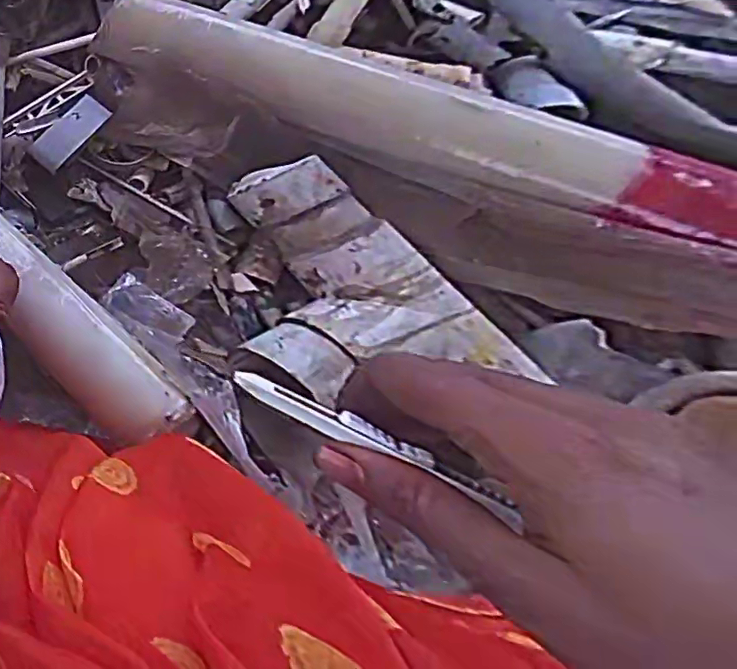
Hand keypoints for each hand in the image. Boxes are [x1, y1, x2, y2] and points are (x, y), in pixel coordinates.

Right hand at [316, 354, 736, 668]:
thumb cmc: (681, 646)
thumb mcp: (534, 593)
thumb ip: (426, 511)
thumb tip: (336, 456)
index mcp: (552, 447)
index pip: (410, 375)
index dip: (361, 394)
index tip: (349, 434)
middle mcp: (597, 417)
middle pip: (453, 374)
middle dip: (405, 407)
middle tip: (396, 464)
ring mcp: (644, 424)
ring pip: (503, 386)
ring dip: (458, 416)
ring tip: (466, 481)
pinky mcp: (675, 440)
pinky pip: (558, 406)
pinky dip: (513, 426)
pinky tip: (534, 484)